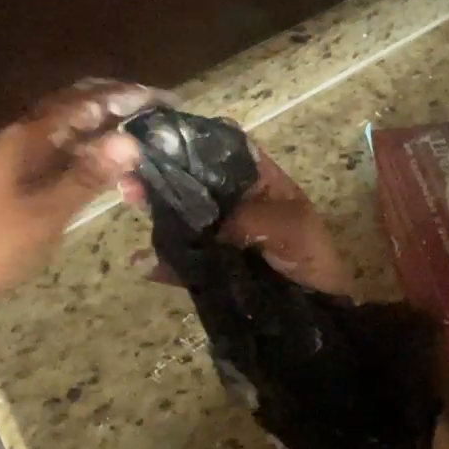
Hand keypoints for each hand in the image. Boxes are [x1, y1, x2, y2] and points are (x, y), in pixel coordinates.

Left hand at [0, 79, 164, 313]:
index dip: (118, 97)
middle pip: (72, 115)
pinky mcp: (14, 188)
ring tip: (138, 145)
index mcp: (24, 139)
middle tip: (152, 115)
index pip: (80, 103)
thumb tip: (130, 142)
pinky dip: (84, 163)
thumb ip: (88, 177)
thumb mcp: (46, 214)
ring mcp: (15, 165)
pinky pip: (57, 163)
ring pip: (66, 140)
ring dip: (100, 139)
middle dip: (112, 112)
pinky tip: (105, 174)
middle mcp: (20, 142)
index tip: (155, 97)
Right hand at [120, 138, 353, 295]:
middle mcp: (233, 200)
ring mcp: (218, 232)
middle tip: (134, 165)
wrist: (320, 313)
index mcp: (257, 179)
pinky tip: (140, 261)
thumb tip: (207, 223)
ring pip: (180, 212)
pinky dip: (160, 260)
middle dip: (163, 170)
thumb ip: (250, 218)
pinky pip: (180, 258)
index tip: (163, 135)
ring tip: (128, 194)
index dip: (195, 139)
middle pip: (193, 177)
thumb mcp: (291, 227)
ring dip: (153, 203)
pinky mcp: (208, 266)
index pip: (223, 148)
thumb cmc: (312, 257)